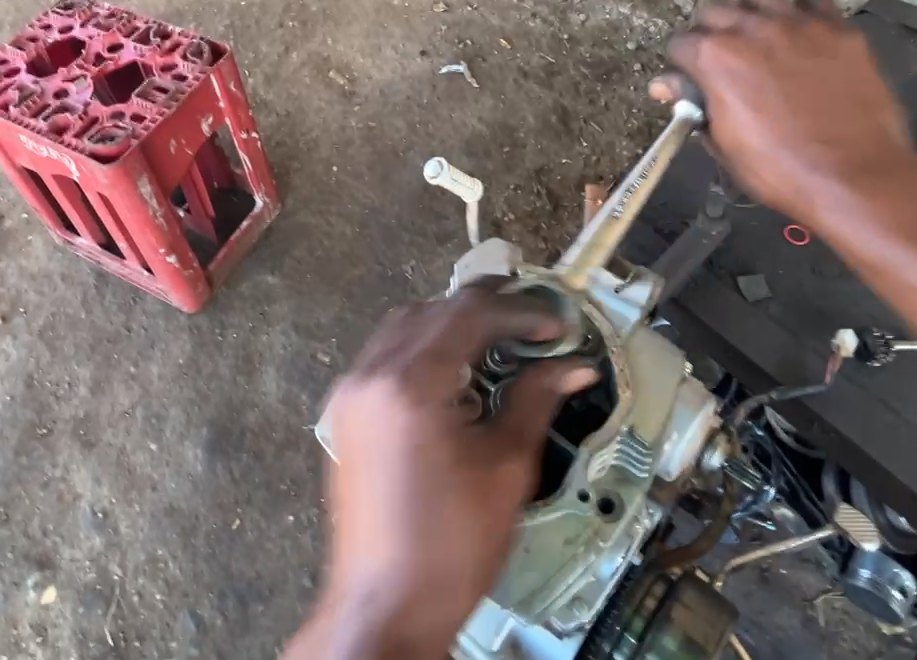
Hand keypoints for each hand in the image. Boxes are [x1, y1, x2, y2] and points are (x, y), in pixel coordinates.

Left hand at [285, 287, 597, 658]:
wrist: (385, 605)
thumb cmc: (451, 544)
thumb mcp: (506, 468)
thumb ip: (535, 401)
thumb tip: (573, 368)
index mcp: (410, 383)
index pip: (467, 314)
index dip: (518, 312)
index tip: (556, 329)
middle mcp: (371, 374)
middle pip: (431, 310)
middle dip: (484, 310)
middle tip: (531, 324)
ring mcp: (350, 393)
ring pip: (402, 326)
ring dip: (449, 323)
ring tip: (497, 342)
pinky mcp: (343, 414)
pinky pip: (382, 355)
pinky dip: (419, 347)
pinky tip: (452, 372)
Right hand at [654, 0, 916, 227]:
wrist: (853, 177)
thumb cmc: (779, 169)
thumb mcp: (722, 142)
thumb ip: (694, 104)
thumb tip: (667, 86)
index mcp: (715, 58)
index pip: (681, 43)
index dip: (682, 64)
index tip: (691, 79)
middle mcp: (752, 29)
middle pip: (716, 10)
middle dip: (711, 32)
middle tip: (722, 59)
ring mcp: (799, 24)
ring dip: (752, 12)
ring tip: (760, 37)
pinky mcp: (839, 29)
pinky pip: (814, 0)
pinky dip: (803, 12)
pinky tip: (803, 35)